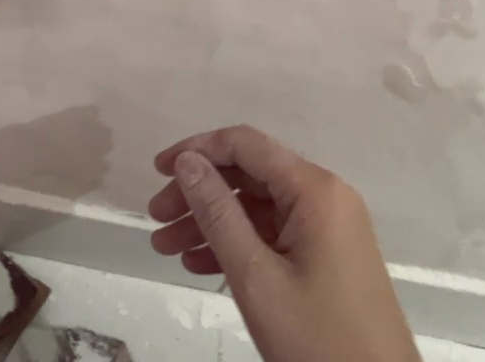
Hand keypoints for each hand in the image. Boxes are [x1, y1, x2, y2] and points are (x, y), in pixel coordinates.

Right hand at [148, 125, 420, 361]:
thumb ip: (218, 213)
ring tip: (166, 246)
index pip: (245, 144)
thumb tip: (187, 161)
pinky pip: (271, 234)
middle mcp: (324, 197)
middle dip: (198, 193)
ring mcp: (327, 228)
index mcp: (315, 190)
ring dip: (209, 222)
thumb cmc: (318, 339)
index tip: (157, 171)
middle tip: (156, 218)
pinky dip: (234, 244)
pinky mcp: (326, 257)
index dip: (196, 149)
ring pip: (255, 207)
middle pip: (247, 174)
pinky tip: (198, 265)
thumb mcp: (256, 277)